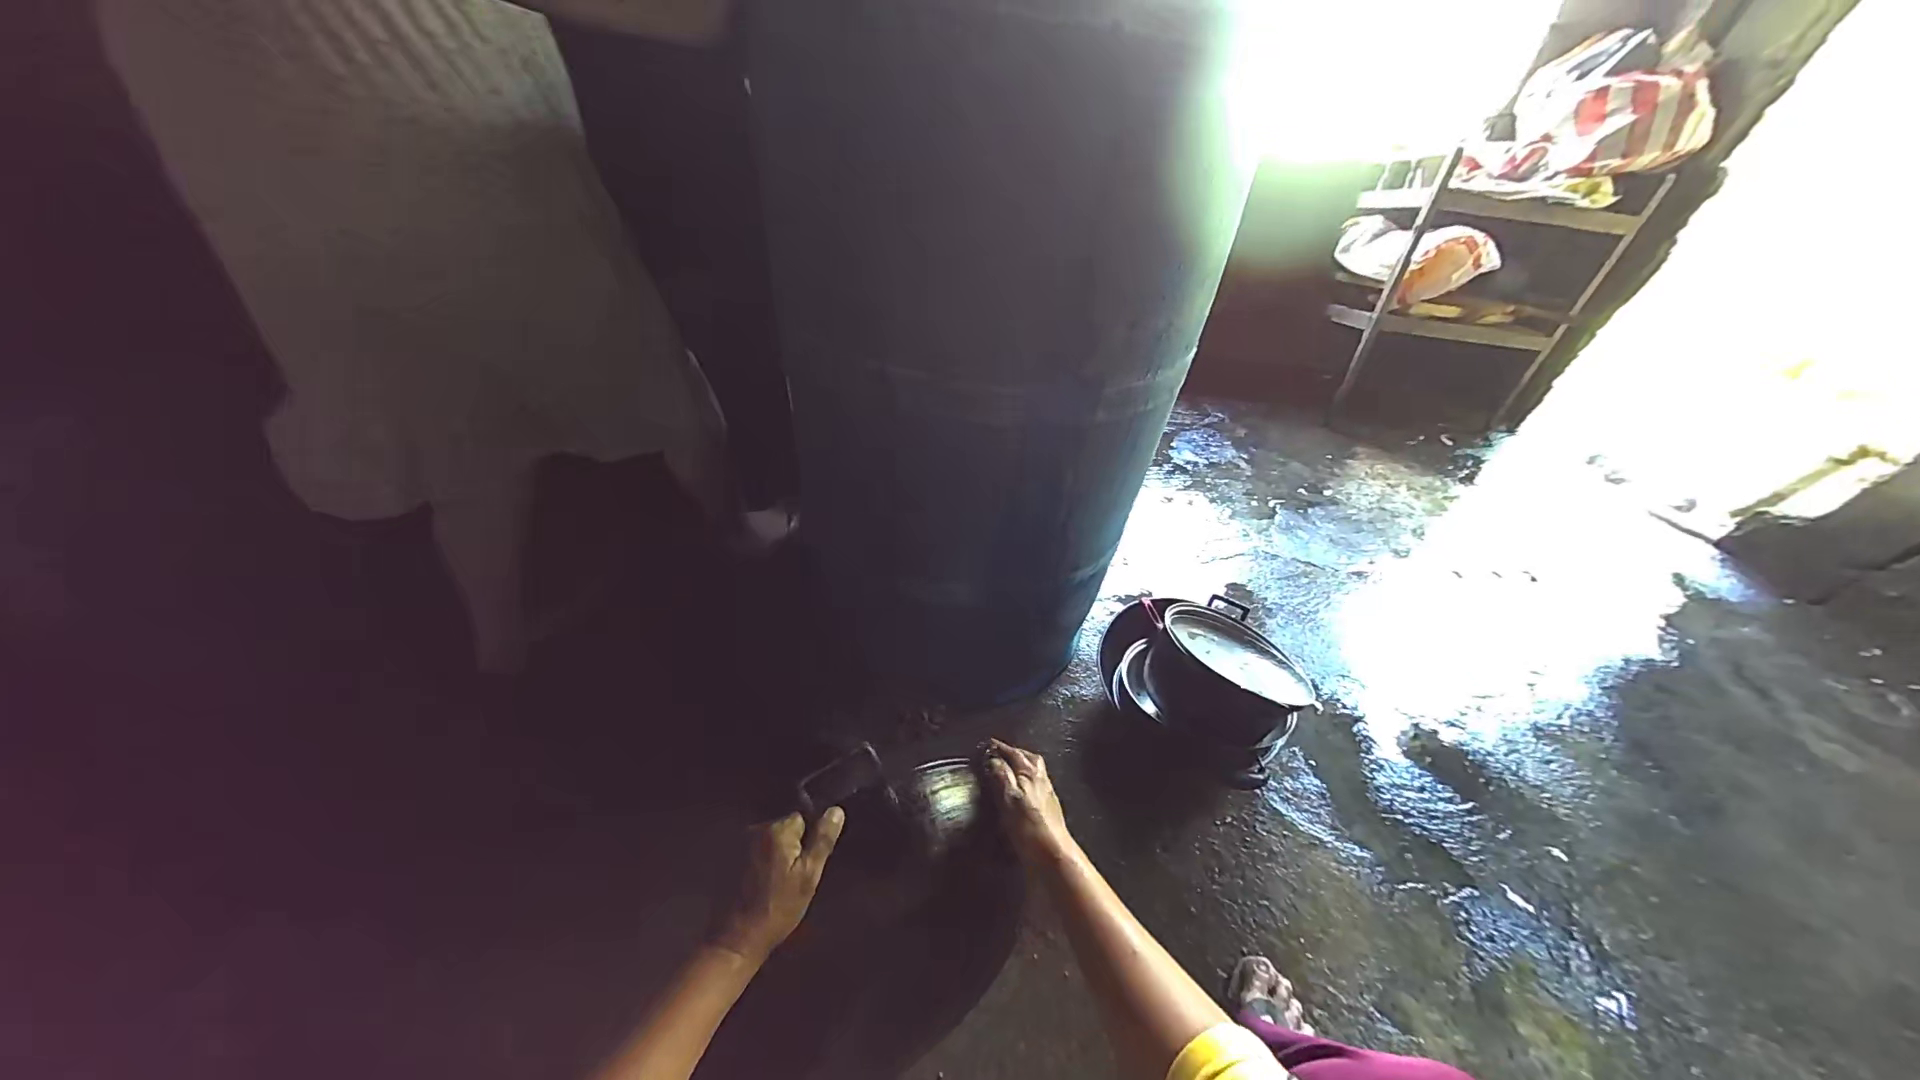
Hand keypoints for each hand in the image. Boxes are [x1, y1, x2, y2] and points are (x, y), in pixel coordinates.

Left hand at [711, 808, 844, 960]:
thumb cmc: (778, 908)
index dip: (809, 838)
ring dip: (775, 852)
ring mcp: (740, 842)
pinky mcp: (730, 857)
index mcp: (778, 829)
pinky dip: (760, 860)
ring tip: (776, 880)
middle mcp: (756, 828)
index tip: (807, 862)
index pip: (803, 816)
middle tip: (793, 875)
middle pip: (785, 826)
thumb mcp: (809, 876)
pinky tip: (762, 882)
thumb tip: (835, 810)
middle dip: (791, 844)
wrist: (737, 938)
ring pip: (770, 838)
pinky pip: (755, 849)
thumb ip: (823, 840)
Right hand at [985, 739, 1071, 862]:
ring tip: (1010, 771)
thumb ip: (1000, 775)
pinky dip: (1027, 785)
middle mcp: (1041, 781)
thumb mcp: (1008, 797)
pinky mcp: (1049, 812)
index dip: (1000, 747)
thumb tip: (993, 758)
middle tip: (1002, 753)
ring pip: (1035, 773)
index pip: (1014, 753)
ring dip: (1022, 768)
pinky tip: (1021, 795)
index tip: (989, 745)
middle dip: (1015, 753)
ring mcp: (1047, 796)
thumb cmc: (1030, 827)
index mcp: (1030, 773)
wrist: (1053, 855)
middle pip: (1029, 759)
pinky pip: (1038, 788)